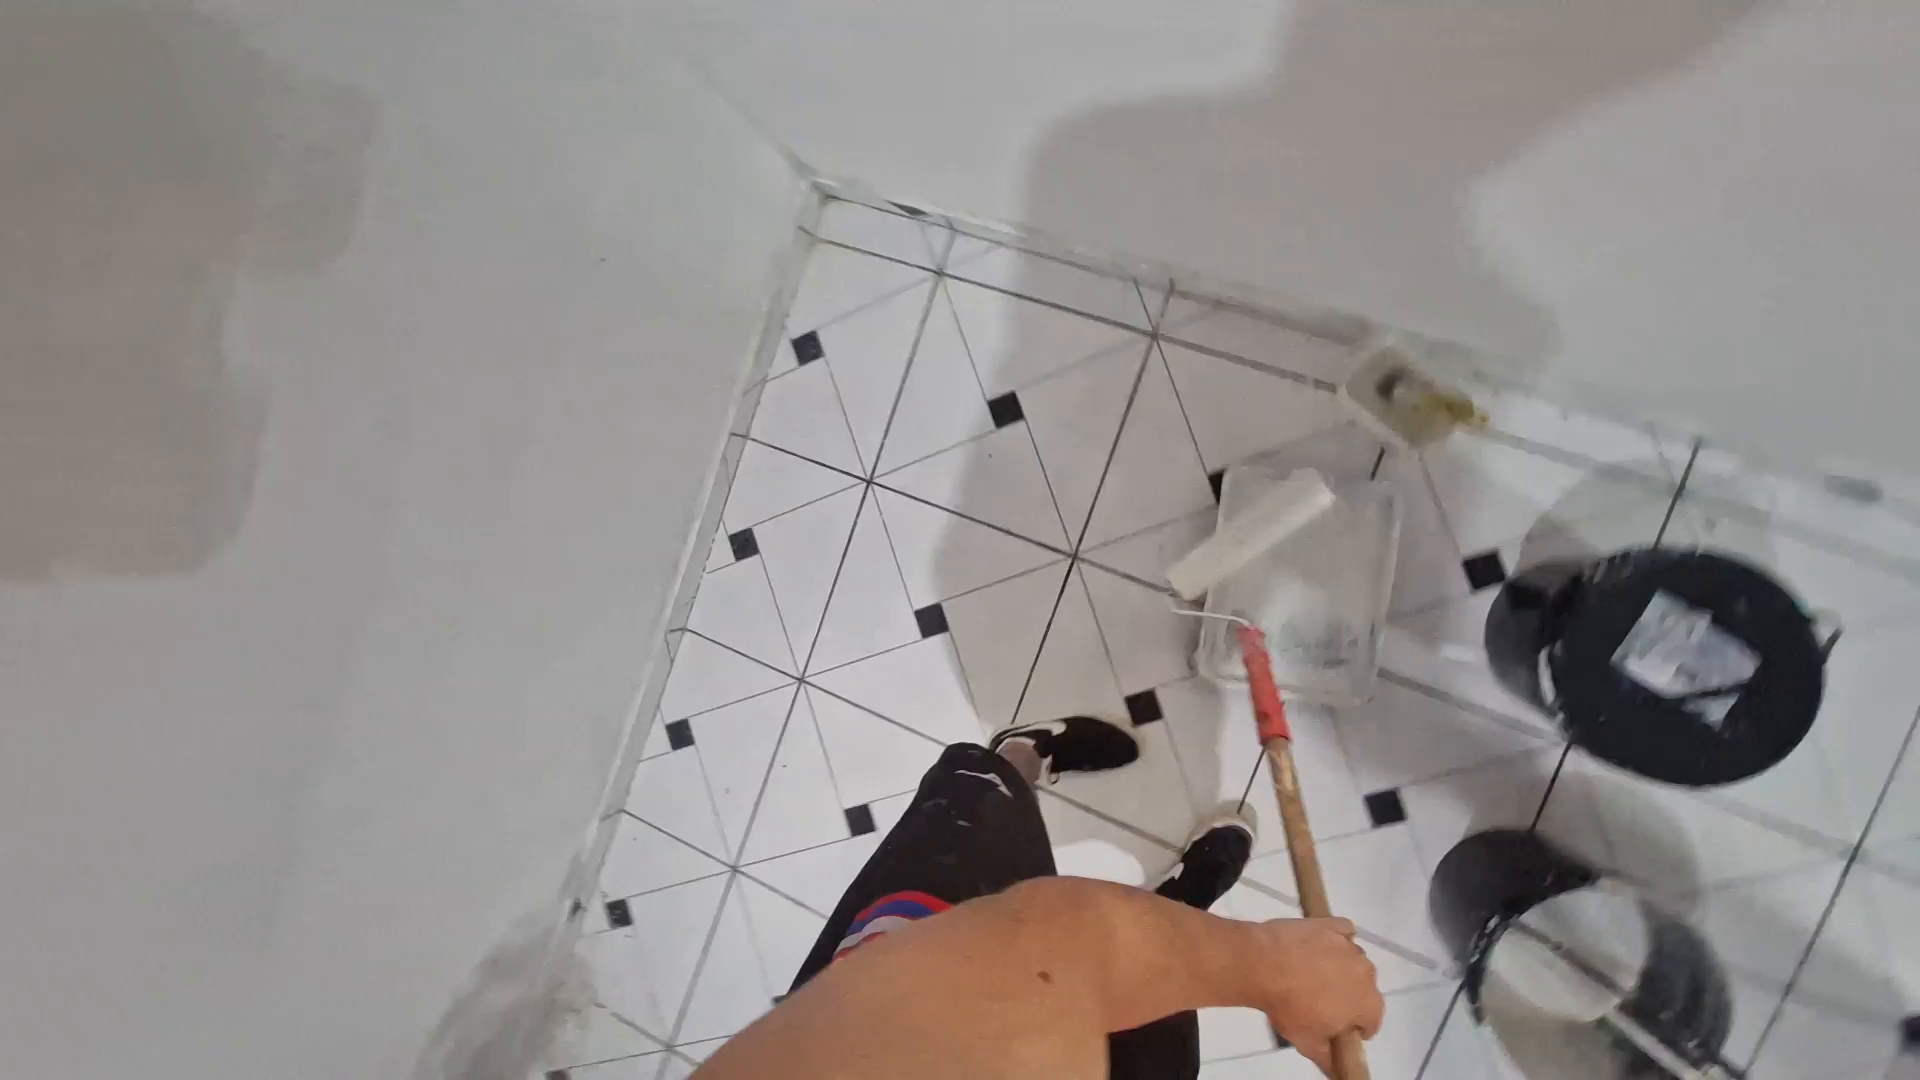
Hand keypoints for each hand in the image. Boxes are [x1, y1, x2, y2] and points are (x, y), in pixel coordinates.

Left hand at [1247, 918, 1382, 1076]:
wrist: (1260, 963)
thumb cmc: (1288, 1006)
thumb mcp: (1310, 1044)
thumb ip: (1331, 1062)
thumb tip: (1338, 1075)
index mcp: (1368, 1004)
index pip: (1371, 1021)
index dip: (1352, 1025)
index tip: (1332, 1024)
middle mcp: (1365, 972)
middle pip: (1362, 988)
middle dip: (1347, 995)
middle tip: (1319, 999)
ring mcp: (1346, 944)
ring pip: (1352, 960)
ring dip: (1339, 967)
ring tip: (1311, 972)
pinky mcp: (1328, 923)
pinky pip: (1343, 930)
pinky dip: (1337, 937)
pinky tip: (1320, 944)